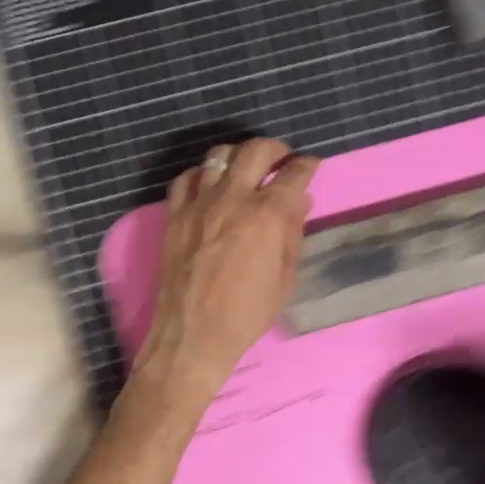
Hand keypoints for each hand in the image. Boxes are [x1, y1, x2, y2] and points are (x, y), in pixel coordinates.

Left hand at [141, 138, 319, 392]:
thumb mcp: (284, 280)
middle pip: (255, 151)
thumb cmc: (246, 315)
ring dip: (238, 156)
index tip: (310, 168)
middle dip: (275, 149)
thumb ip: (292, 235)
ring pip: (219, 156)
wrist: (194, 334)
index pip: (293, 175)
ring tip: (245, 168)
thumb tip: (300, 203)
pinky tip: (210, 185)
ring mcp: (199, 204)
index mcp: (266, 215)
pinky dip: (202, 174)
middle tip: (281, 160)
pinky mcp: (174, 215)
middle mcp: (233, 198)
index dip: (307, 167)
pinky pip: (186, 178)